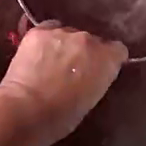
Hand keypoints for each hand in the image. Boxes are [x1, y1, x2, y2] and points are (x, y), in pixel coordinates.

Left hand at [0, 22, 126, 142]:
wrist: (28, 109)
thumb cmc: (62, 115)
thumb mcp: (92, 99)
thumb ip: (97, 78)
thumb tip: (90, 74)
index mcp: (107, 58)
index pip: (117, 50)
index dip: (109, 59)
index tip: (101, 69)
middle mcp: (87, 39)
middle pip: (91, 40)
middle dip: (84, 52)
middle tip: (72, 69)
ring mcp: (62, 32)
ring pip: (68, 33)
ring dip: (64, 45)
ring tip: (51, 61)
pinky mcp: (38, 31)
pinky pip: (47, 29)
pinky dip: (45, 39)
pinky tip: (37, 53)